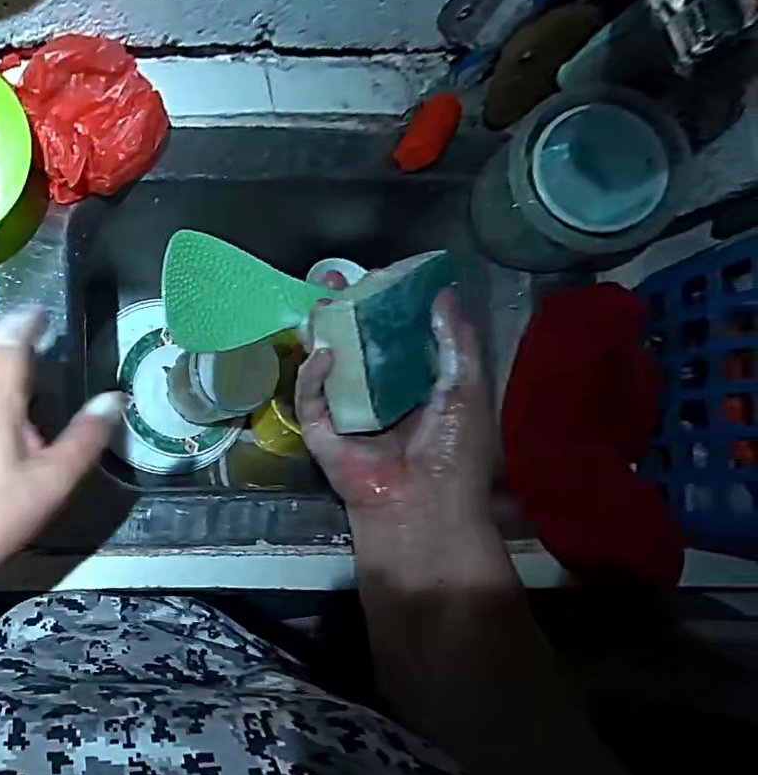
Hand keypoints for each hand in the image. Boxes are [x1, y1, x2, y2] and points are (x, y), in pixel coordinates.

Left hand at [0, 311, 121, 594]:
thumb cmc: (3, 509)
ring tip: (34, 346)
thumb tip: (114, 400)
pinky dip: (0, 375)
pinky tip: (18, 388)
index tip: (44, 311)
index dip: (25, 325)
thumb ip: (86, 437)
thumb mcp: (55, 477)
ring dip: (4, 352)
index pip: (9, 348)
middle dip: (13, 333)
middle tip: (42, 323)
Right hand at [295, 289, 494, 524]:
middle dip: (341, 314)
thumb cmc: (452, 446)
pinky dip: (312, 376)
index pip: (388, 337)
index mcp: (408, 382)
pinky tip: (323, 354)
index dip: (380, 308)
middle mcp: (370, 392)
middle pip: (349, 345)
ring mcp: (340, 410)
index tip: (375, 278)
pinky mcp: (316, 428)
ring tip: (320, 306)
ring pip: (324, 367)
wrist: (422, 496)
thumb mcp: (466, 385)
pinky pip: (309, 397)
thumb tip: (441, 295)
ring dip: (320, 335)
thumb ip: (454, 343)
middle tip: (332, 281)